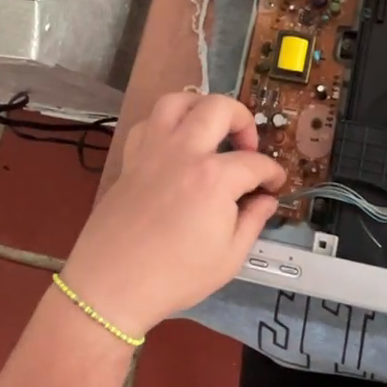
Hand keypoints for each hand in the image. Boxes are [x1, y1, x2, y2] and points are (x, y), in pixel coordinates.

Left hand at [60, 93, 284, 336]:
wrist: (111, 286)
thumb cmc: (175, 276)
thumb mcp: (229, 258)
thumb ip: (253, 221)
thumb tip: (266, 199)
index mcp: (215, 178)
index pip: (255, 162)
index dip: (272, 173)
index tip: (275, 185)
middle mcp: (185, 151)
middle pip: (219, 108)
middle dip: (243, 120)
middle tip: (247, 146)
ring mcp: (154, 150)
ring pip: (178, 100)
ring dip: (201, 107)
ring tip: (211, 129)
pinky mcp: (131, 158)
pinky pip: (148, 122)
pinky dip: (166, 124)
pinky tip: (175, 144)